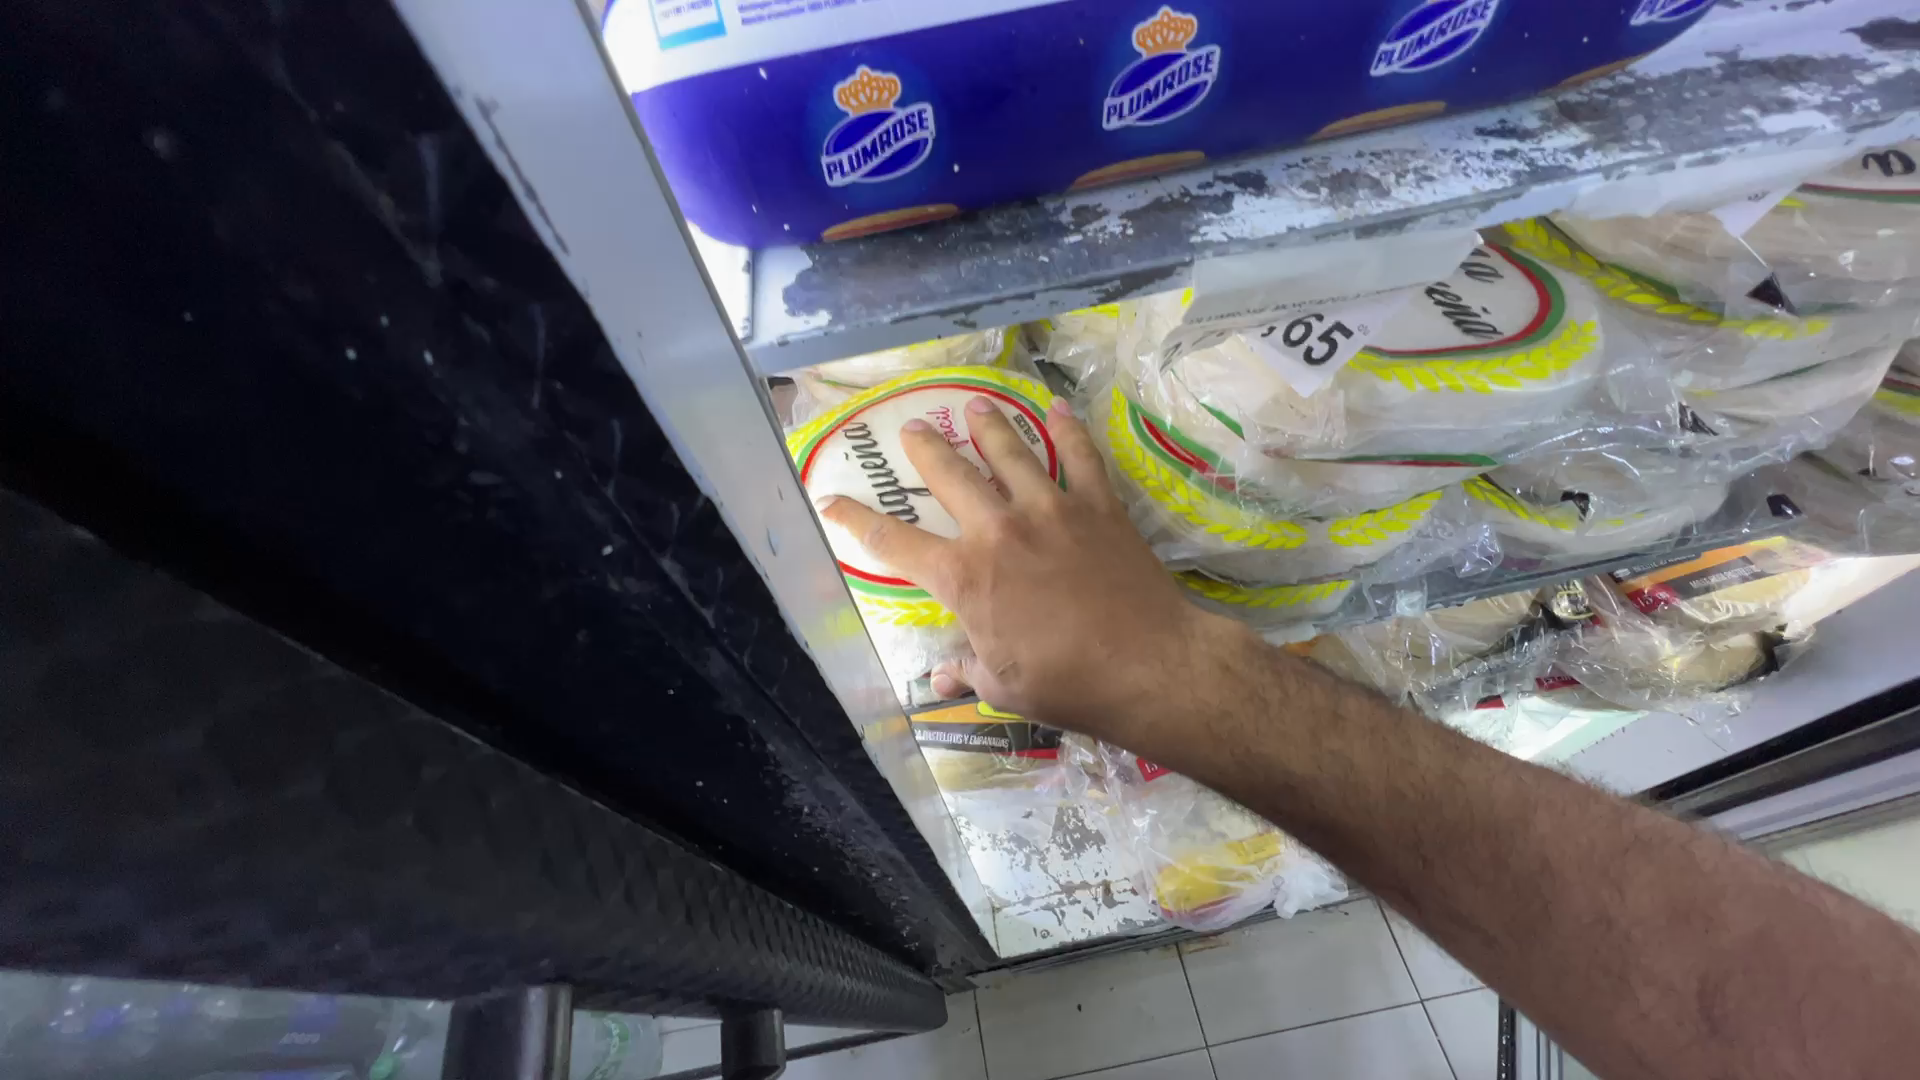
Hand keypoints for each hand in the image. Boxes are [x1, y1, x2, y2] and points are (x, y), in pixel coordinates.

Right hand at [817, 394, 1244, 735]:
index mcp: (964, 577)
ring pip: (1010, 452)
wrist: (1148, 667)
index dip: (856, 521)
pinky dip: (1069, 429)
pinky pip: (1079, 456)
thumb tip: (939, 679)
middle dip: (925, 449)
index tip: (831, 500)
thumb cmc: (1066, 684)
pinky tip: (1059, 408)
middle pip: (949, 476)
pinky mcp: (1097, 505)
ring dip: (988, 425)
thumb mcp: (1002, 687)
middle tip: (913, 427)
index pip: (894, 543)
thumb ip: (966, 670)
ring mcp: (1050, 510)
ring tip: (974, 404)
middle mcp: (997, 530)